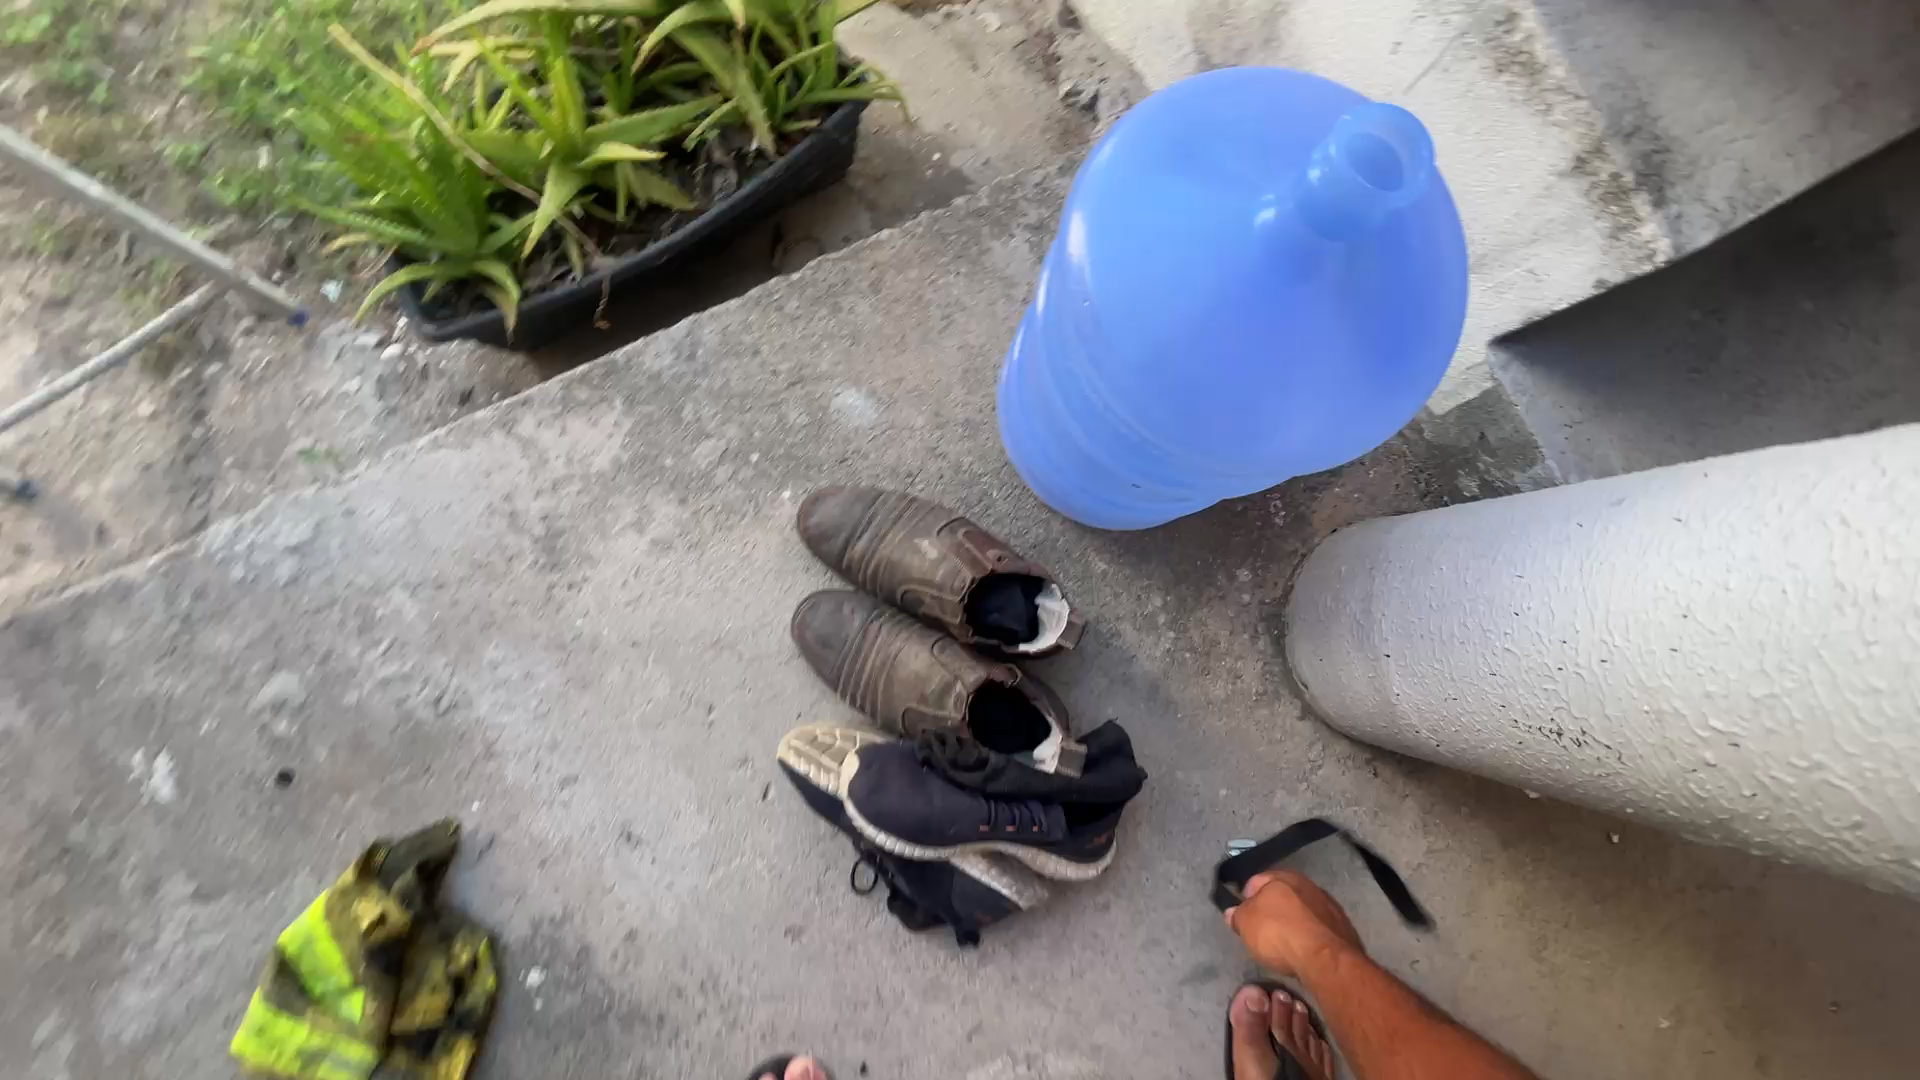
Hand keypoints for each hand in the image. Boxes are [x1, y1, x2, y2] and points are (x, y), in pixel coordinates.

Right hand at [1224, 869, 1364, 977]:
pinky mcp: (1345, 928)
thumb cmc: (1278, 934)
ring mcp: (1329, 906)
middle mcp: (1307, 884)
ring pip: (1304, 912)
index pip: (1255, 882)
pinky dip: (1312, 936)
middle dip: (1272, 911)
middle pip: (1282, 896)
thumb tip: (1232, 913)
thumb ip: (1236, 916)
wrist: (1325, 960)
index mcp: (1281, 876)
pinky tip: (1306, 952)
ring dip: (1295, 923)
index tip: (1243, 918)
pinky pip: (1320, 929)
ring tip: (1287, 945)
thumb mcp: (1245, 924)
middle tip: (1263, 932)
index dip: (1245, 899)